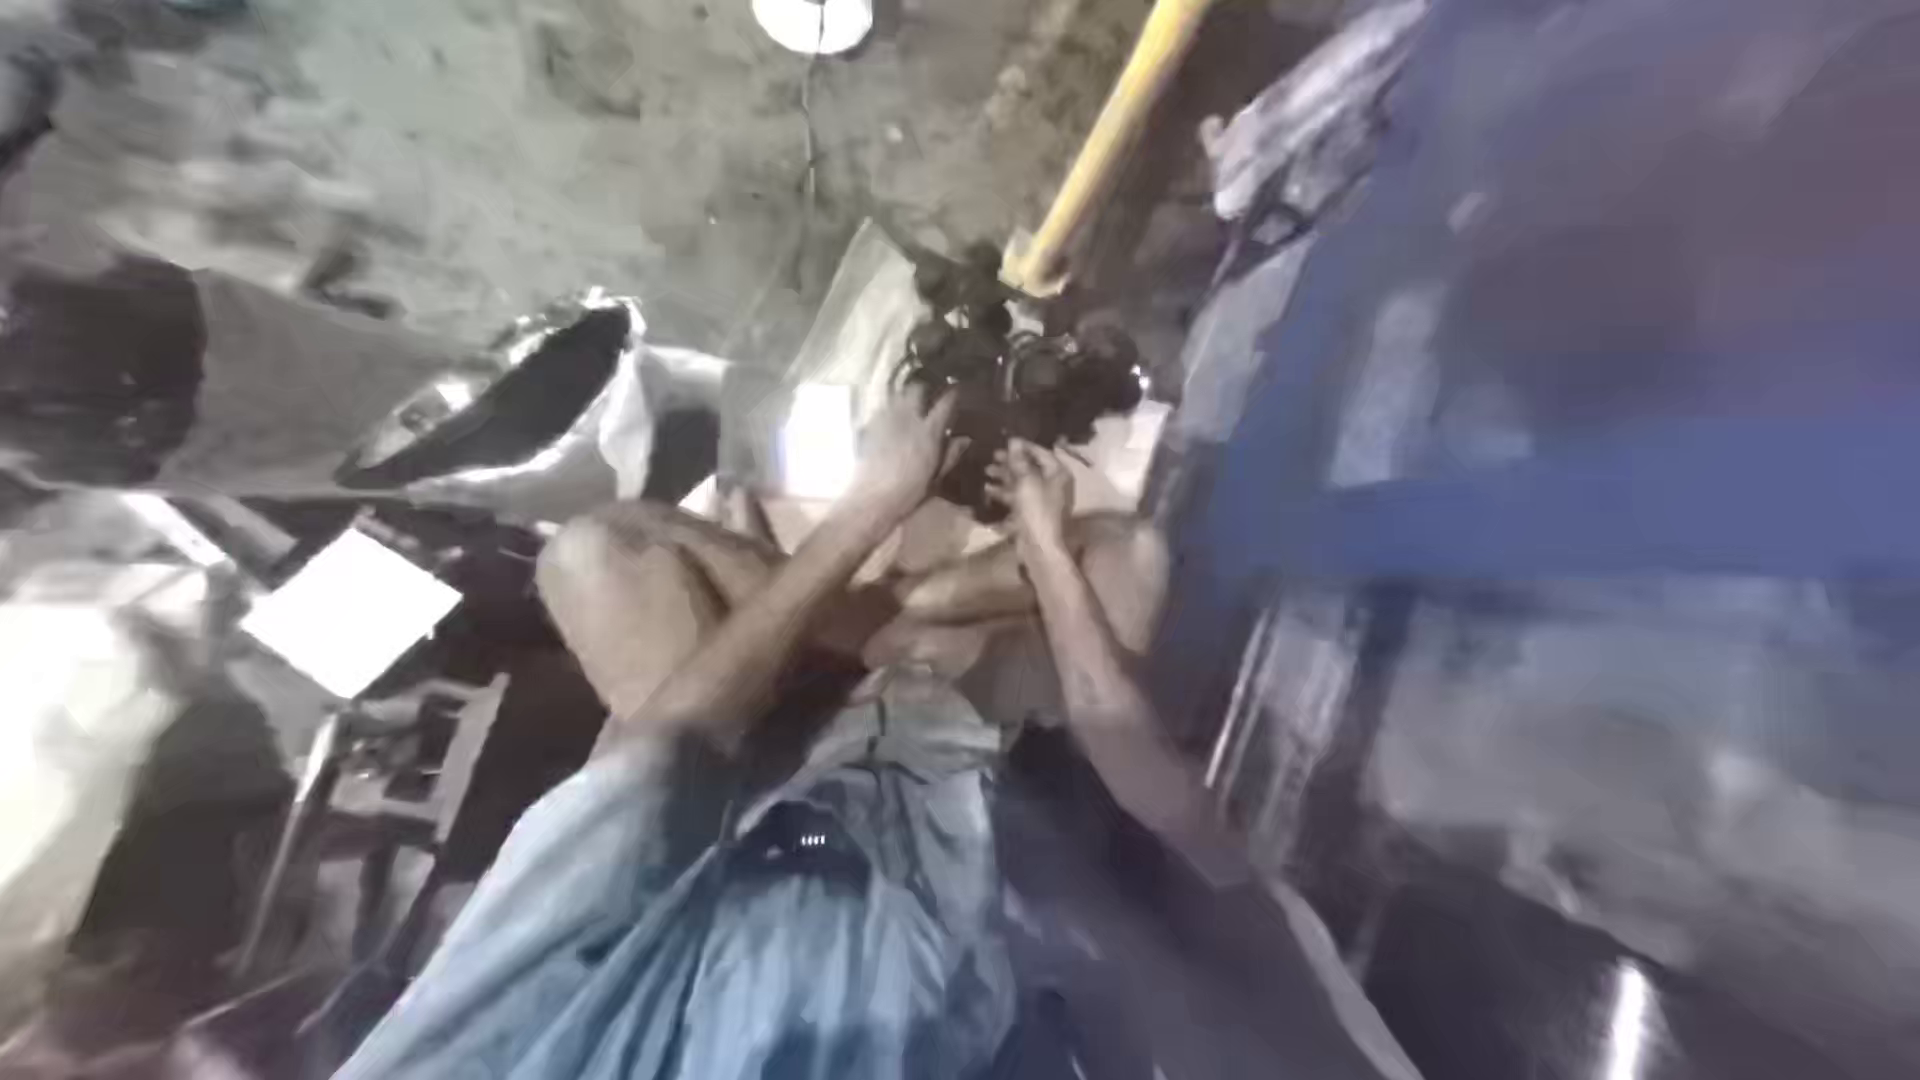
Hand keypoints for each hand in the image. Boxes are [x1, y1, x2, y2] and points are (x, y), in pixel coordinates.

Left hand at [844, 387, 960, 521]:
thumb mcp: (936, 478)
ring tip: (909, 406)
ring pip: (897, 395)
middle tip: (929, 397)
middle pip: (917, 389)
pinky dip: (889, 411)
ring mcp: (885, 420)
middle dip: (924, 389)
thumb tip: (965, 439)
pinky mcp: (868, 426)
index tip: (957, 391)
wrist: (871, 500)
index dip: (953, 394)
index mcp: (929, 432)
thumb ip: (951, 455)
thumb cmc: (909, 494)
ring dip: (905, 397)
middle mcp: (907, 419)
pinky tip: (890, 422)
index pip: (945, 403)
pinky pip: (881, 409)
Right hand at [987, 438, 1072, 553]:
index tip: (1005, 441)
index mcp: (1058, 474)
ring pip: (1022, 483)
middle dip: (1011, 462)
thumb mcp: (1027, 482)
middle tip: (992, 456)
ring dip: (1004, 476)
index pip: (1041, 452)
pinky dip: (1004, 493)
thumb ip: (1020, 461)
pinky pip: (1017, 498)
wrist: (1039, 548)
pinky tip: (987, 489)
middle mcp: (1053, 484)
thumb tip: (1014, 440)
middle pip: (1030, 467)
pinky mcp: (1031, 513)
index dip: (1023, 446)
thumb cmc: (1037, 511)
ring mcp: (1042, 500)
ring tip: (986, 471)